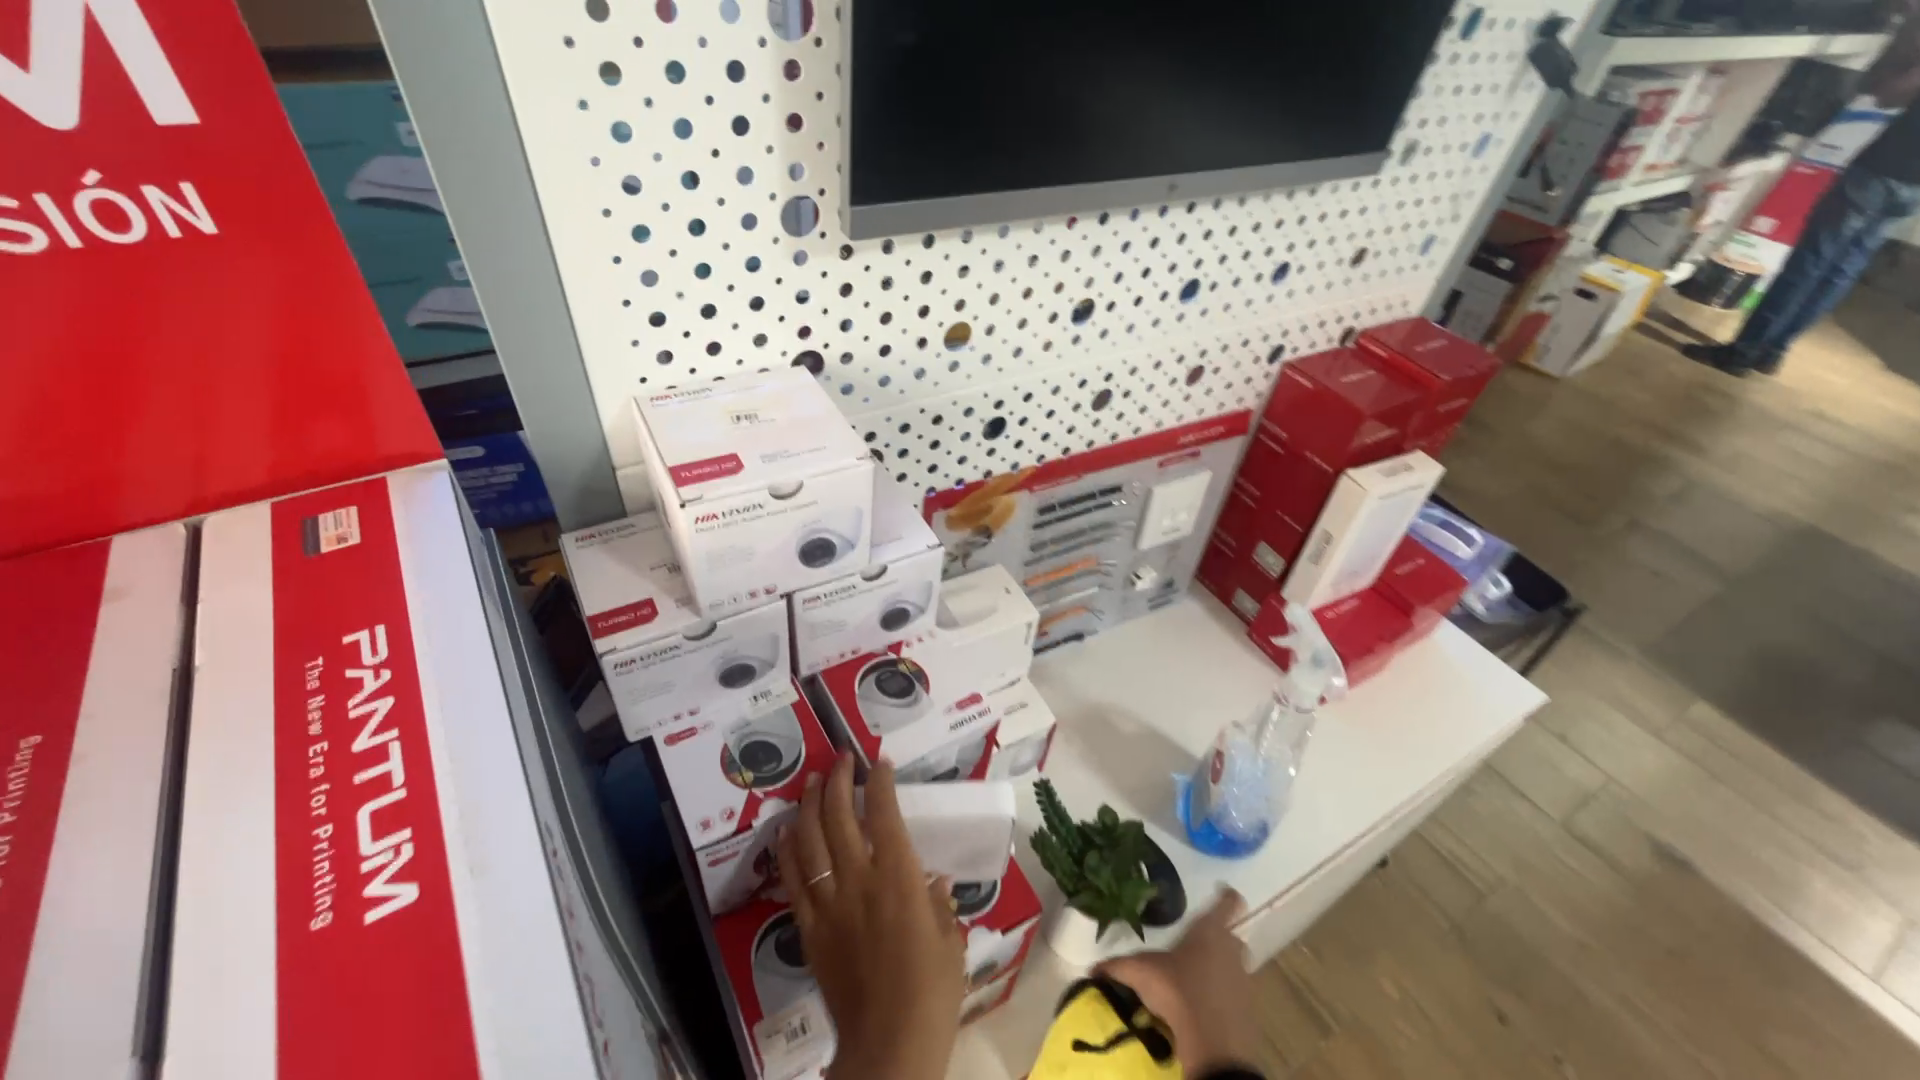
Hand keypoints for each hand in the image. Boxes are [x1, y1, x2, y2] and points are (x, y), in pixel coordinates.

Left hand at [776, 755, 964, 1078]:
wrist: (889, 1043)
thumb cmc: (932, 992)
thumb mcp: (951, 940)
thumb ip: (939, 904)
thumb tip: (934, 880)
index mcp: (900, 878)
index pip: (885, 813)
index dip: (880, 782)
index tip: (880, 763)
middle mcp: (860, 880)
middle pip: (839, 816)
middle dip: (839, 780)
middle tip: (841, 759)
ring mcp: (829, 903)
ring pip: (810, 840)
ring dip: (809, 805)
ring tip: (812, 781)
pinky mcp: (809, 928)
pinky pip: (793, 880)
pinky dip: (788, 850)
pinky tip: (786, 831)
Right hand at [1095, 890, 1257, 1079]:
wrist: (1213, 1043)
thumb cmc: (1178, 990)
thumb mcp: (1139, 974)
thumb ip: (1116, 967)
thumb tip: (1092, 968)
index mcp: (1210, 931)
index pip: (1227, 903)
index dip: (1225, 895)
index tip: (1221, 891)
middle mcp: (1232, 949)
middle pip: (1230, 936)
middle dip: (1216, 939)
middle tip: (1193, 946)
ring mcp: (1244, 979)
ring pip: (1233, 965)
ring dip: (1219, 969)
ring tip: (1193, 978)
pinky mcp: (1248, 1008)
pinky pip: (1234, 994)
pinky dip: (1221, 996)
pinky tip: (1200, 1005)